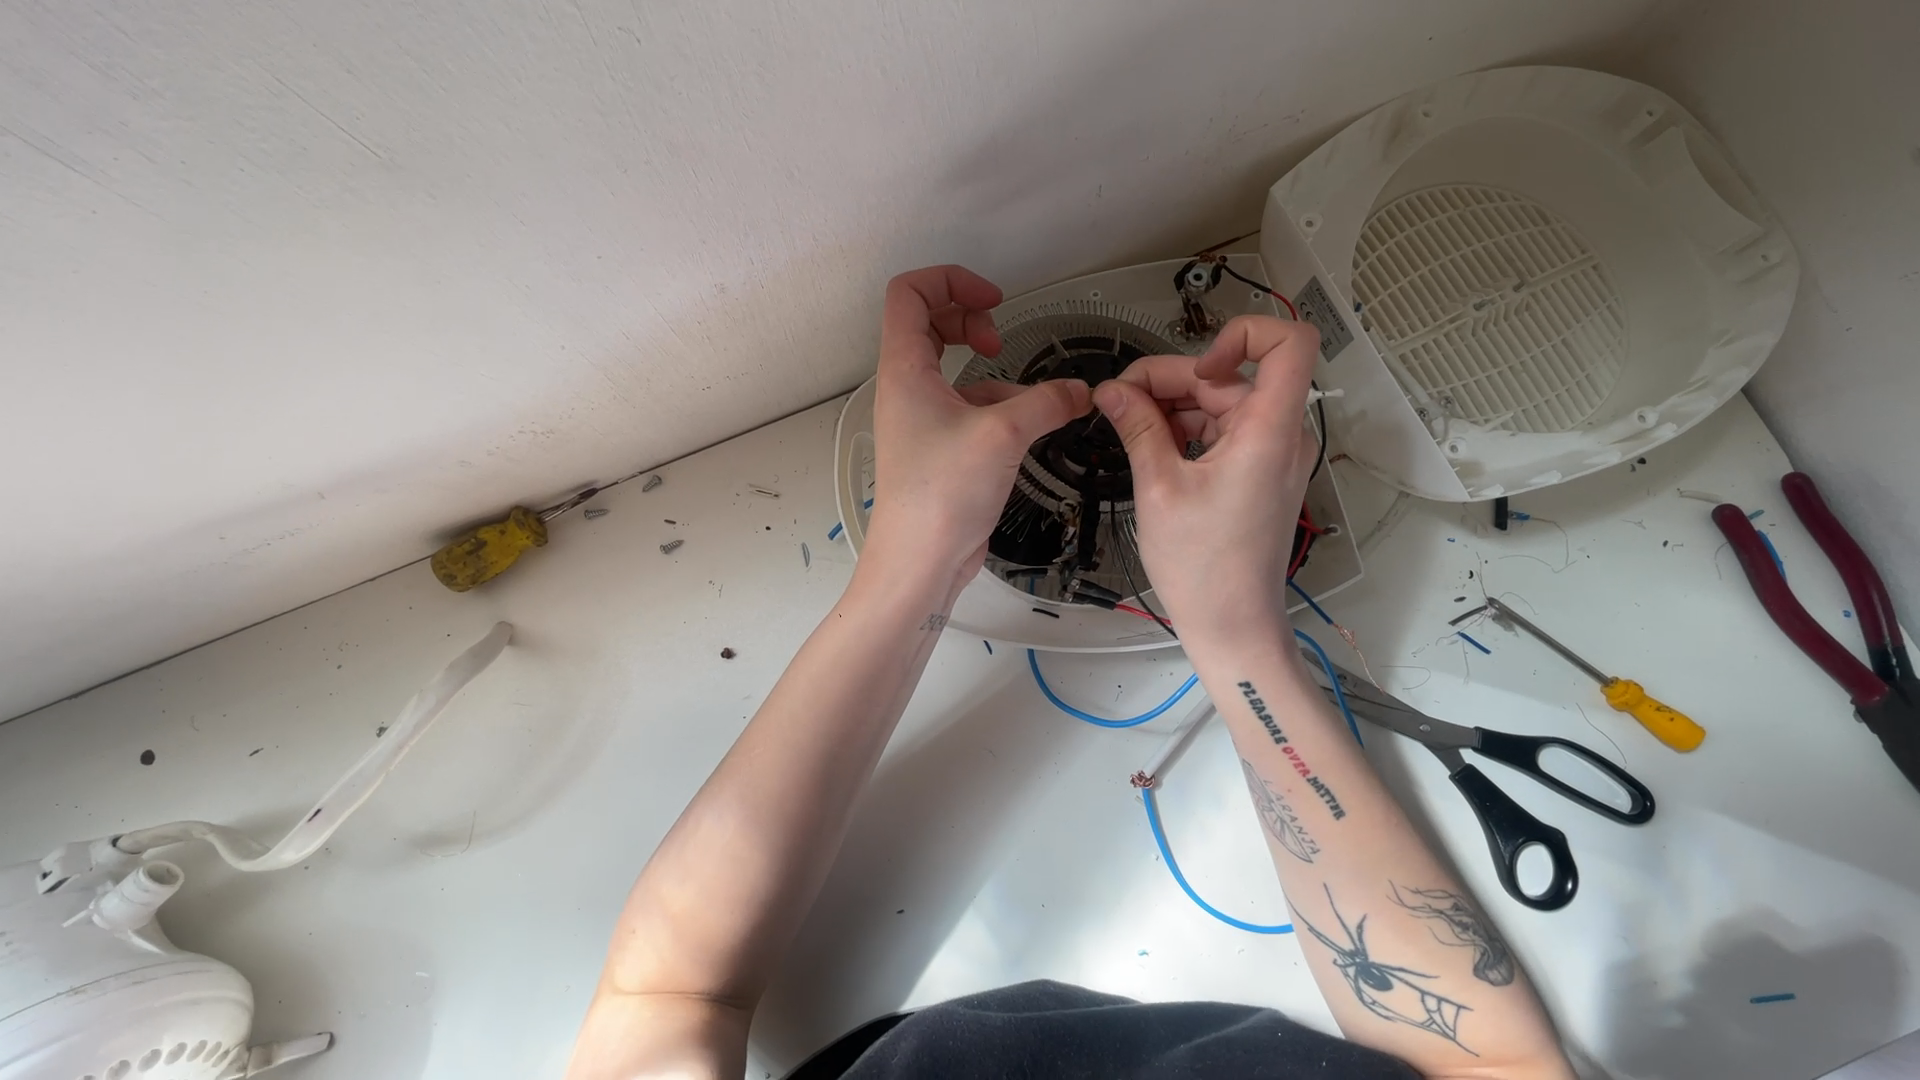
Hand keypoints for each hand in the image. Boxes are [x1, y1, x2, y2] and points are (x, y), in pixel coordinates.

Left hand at [865, 266, 1092, 584]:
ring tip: (1030, 402)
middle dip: (968, 320)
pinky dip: (1000, 411)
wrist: (920, 560)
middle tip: (997, 337)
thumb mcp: (1002, 434)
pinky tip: (1028, 432)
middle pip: (929, 326)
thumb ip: (1047, 402)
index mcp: (905, 370)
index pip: (910, 294)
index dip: (951, 282)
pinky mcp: (941, 450)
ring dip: (995, 376)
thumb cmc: (937, 497)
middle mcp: (907, 390)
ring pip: (956, 374)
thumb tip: (1077, 391)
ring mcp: (922, 421)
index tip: (992, 300)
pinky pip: (970, 411)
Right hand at [1092, 315, 1319, 644]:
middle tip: (1118, 401)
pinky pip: (1223, 430)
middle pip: (1233, 375)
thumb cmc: (1204, 568)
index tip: (1193, 369)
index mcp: (1269, 432)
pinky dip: (1187, 430)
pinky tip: (1149, 446)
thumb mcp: (1159, 489)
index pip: (1288, 343)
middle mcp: (1281, 435)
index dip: (1240, 335)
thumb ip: (1138, 428)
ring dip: (1174, 406)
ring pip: (1223, 402)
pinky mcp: (1258, 472)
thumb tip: (1112, 391)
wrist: (1232, 623)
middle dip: (1172, 379)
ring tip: (1126, 428)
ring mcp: (1271, 454)